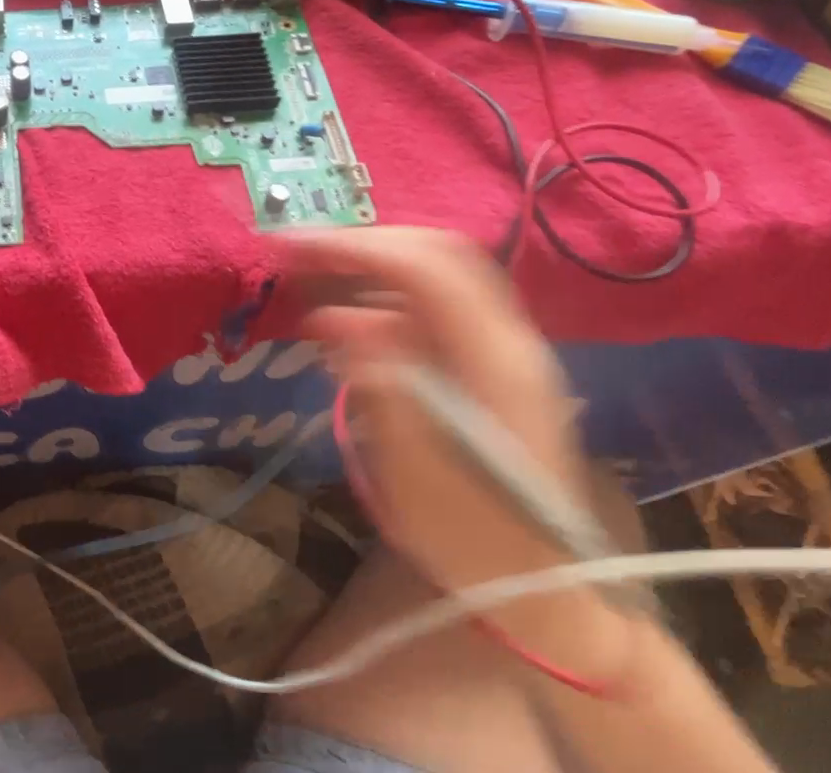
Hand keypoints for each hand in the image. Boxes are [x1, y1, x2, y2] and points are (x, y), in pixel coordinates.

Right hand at [286, 227, 630, 670]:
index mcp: (493, 360)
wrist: (544, 586)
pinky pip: (431, 313)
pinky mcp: (487, 371)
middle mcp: (505, 341)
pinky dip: (380, 303)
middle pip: (435, 256)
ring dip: (367, 270)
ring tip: (306, 281)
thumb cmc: (473, 537)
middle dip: (360, 244)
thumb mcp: (413, 469)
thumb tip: (336, 319)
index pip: (423, 267)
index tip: (287, 248)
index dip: (352, 246)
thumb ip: (379, 384)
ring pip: (433, 279)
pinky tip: (341, 326)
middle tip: (294, 254)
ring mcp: (501, 353)